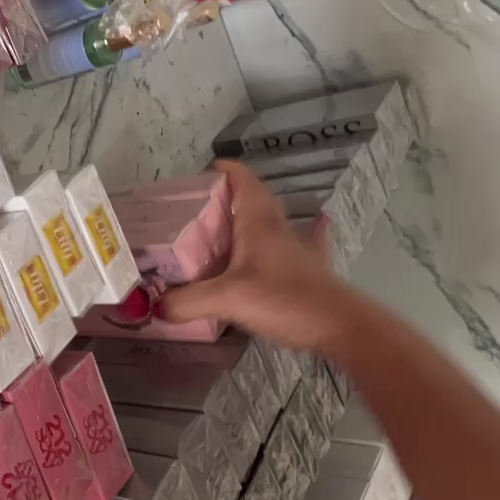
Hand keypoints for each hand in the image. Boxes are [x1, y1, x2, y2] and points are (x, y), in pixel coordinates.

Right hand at [155, 160, 370, 352]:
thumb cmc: (286, 301)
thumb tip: (154, 307)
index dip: (227, 171)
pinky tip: (286, 248)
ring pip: (273, 224)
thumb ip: (185, 302)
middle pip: (256, 201)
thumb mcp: (226, 300)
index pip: (244, 183)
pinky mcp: (309, 274)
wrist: (344, 329)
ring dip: (253, 219)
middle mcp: (279, 232)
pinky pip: (293, 250)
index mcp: (259, 226)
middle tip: (199, 208)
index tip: (206, 170)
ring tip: (228, 228)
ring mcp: (298, 252)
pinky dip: (284, 245)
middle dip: (229, 197)